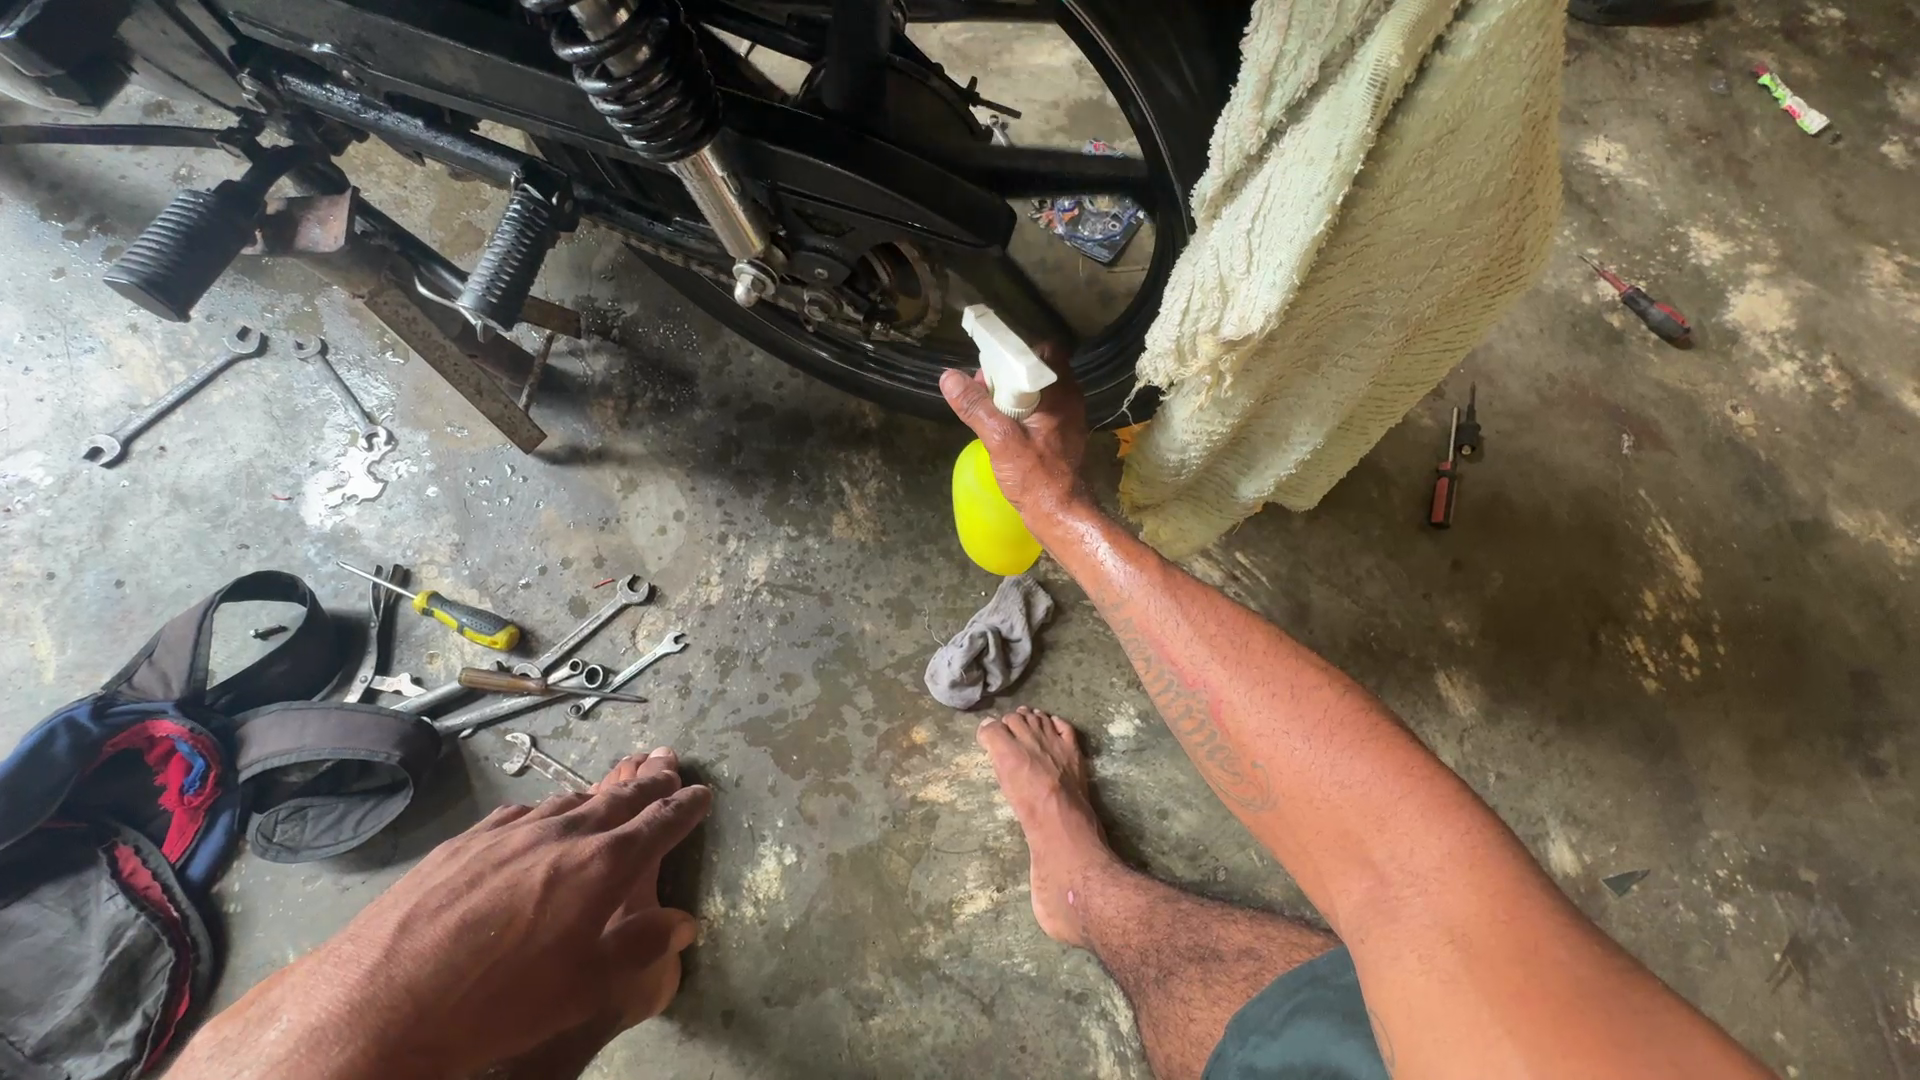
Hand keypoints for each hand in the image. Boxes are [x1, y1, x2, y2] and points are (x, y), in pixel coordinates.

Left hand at [168, 749, 710, 1079]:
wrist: (377, 1002)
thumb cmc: (497, 1004)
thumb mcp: (583, 989)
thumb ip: (640, 947)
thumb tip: (685, 921)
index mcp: (602, 867)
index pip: (660, 824)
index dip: (686, 807)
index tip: (703, 792)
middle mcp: (563, 834)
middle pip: (619, 797)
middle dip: (651, 782)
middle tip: (670, 766)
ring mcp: (510, 831)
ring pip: (571, 800)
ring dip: (601, 792)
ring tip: (615, 786)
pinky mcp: (466, 840)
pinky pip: (522, 813)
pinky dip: (548, 810)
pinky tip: (542, 818)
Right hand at [939, 344, 1090, 521]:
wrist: (1061, 515)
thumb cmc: (1036, 478)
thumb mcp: (1000, 439)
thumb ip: (976, 407)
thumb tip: (949, 378)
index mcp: (1061, 393)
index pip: (1044, 351)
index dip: (1016, 352)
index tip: (991, 363)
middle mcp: (1068, 400)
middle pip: (1035, 371)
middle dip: (1006, 375)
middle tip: (980, 387)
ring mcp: (1065, 419)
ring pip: (1035, 393)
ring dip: (1009, 396)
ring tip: (984, 408)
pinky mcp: (1058, 436)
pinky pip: (1036, 412)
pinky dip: (1017, 413)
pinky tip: (999, 427)